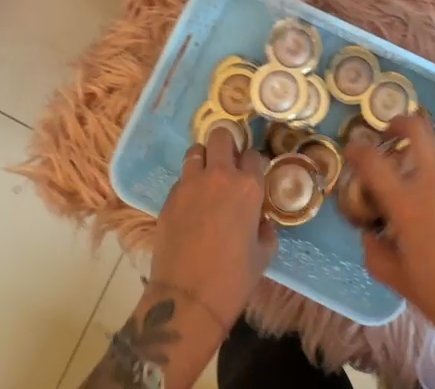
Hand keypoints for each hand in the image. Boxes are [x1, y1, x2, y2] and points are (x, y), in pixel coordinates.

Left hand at [149, 126, 278, 331]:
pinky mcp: (169, 199)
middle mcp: (219, 176)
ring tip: (205, 178)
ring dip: (203, 159)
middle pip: (221, 136)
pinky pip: (181, 180)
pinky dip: (187, 185)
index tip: (250, 173)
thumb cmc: (234, 279)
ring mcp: (190, 185)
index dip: (252, 163)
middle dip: (226, 143)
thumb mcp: (263, 254)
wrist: (188, 298)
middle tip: (227, 162)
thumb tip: (260, 221)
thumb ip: (265, 229)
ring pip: (195, 151)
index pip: (253, 154)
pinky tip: (190, 206)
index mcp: (248, 187)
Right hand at [346, 115, 434, 388]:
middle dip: (400, 123)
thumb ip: (378, 256)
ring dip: (434, 147)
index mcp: (407, 204)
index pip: (374, 162)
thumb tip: (369, 236)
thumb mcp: (402, 284)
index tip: (351, 148)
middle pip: (419, 130)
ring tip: (425, 164)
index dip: (358, 149)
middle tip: (390, 133)